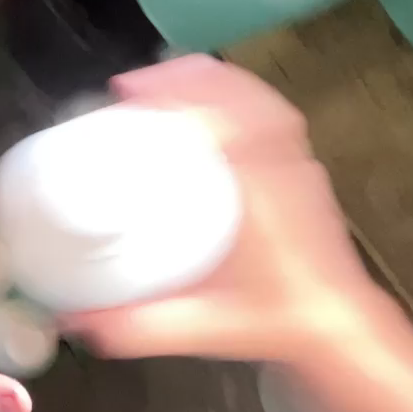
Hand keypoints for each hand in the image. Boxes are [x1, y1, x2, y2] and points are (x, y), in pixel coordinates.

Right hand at [60, 54, 385, 366]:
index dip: (177, 98)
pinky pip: (269, 110)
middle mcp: (284, 171)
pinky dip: (233, 91)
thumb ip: (136, 327)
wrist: (342, 333)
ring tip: (158, 80)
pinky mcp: (300, 168)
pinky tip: (202, 97)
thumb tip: (70, 319)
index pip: (227, 126)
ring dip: (208, 79)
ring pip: (257, 98)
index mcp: (263, 201)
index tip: (129, 94)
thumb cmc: (277, 325)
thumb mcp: (202, 330)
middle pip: (241, 97)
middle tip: (129, 86)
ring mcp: (298, 165)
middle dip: (183, 79)